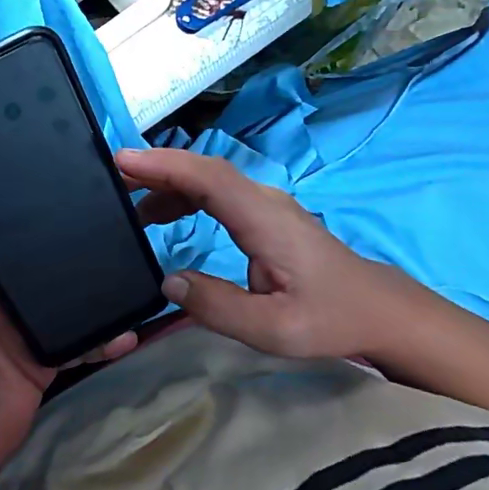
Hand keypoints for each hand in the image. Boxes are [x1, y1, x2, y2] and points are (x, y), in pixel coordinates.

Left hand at [0, 244, 137, 489]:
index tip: (52, 214)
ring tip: (125, 287)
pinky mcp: (45, 367)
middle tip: (106, 242)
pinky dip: (98, 344)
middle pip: (36, 283)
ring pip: (61, 312)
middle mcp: (1, 315)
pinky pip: (75, 348)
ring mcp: (26, 341)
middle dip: (64, 266)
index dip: (18, 241)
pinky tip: (125, 337)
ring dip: (88, 304)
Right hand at [115, 147, 425, 360]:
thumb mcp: (274, 329)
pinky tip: (163, 216)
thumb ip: (218, 307)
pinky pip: (218, 194)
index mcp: (266, 220)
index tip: (122, 161)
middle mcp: (265, 202)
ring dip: (167, 183)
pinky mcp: (266, 216)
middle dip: (156, 168)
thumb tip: (168, 282)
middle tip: (110, 178)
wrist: (378, 309)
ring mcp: (267, 206)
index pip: (209, 180)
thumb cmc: (331, 318)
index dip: (165, 166)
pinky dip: (185, 196)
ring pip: (209, 180)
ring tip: (127, 203)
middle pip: (204, 171)